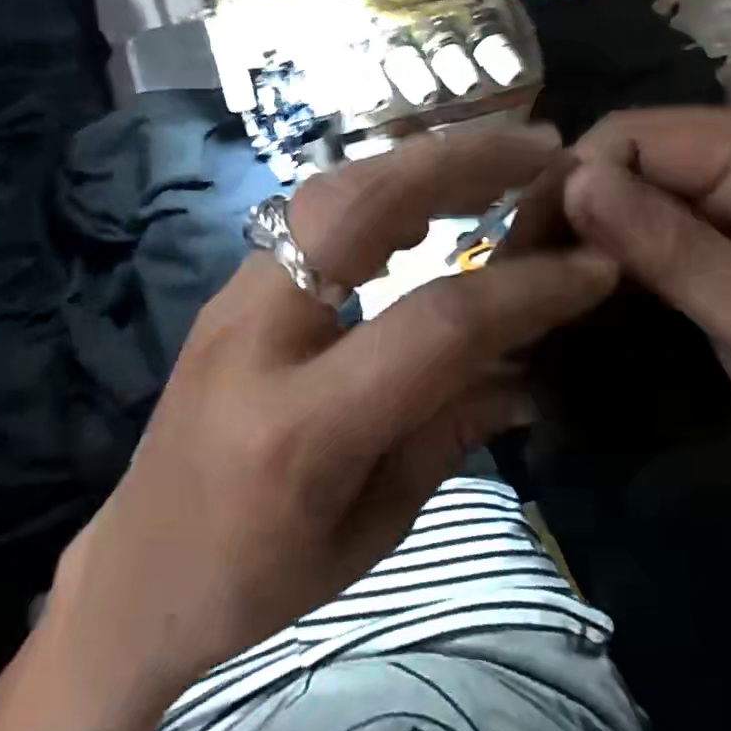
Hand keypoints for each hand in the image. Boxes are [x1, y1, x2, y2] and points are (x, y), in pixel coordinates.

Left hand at [0, 126, 618, 730]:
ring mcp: (228, 302)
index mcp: (301, 426)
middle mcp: (255, 339)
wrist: (137, 575)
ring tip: (493, 156)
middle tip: (543, 149)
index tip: (593, 268)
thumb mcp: (375, 527)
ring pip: (327, 192)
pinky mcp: (226, 293)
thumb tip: (529, 366)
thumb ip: (450, 430)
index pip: (437, 325)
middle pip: (361, 211)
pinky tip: (421, 199)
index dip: (527, 289)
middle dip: (463, 165)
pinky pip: (306, 215)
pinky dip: (376, 188)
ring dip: (418, 161)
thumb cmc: (259, 580)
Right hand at [560, 107, 730, 730]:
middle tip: (527, 278)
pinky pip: (658, 219)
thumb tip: (576, 182)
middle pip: (636, 156)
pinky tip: (588, 283)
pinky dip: (619, 251)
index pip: (643, 135)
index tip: (526, 253)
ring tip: (546, 283)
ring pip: (639, 189)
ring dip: (592, 234)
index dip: (574, 183)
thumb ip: (673, 250)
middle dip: (578, 211)